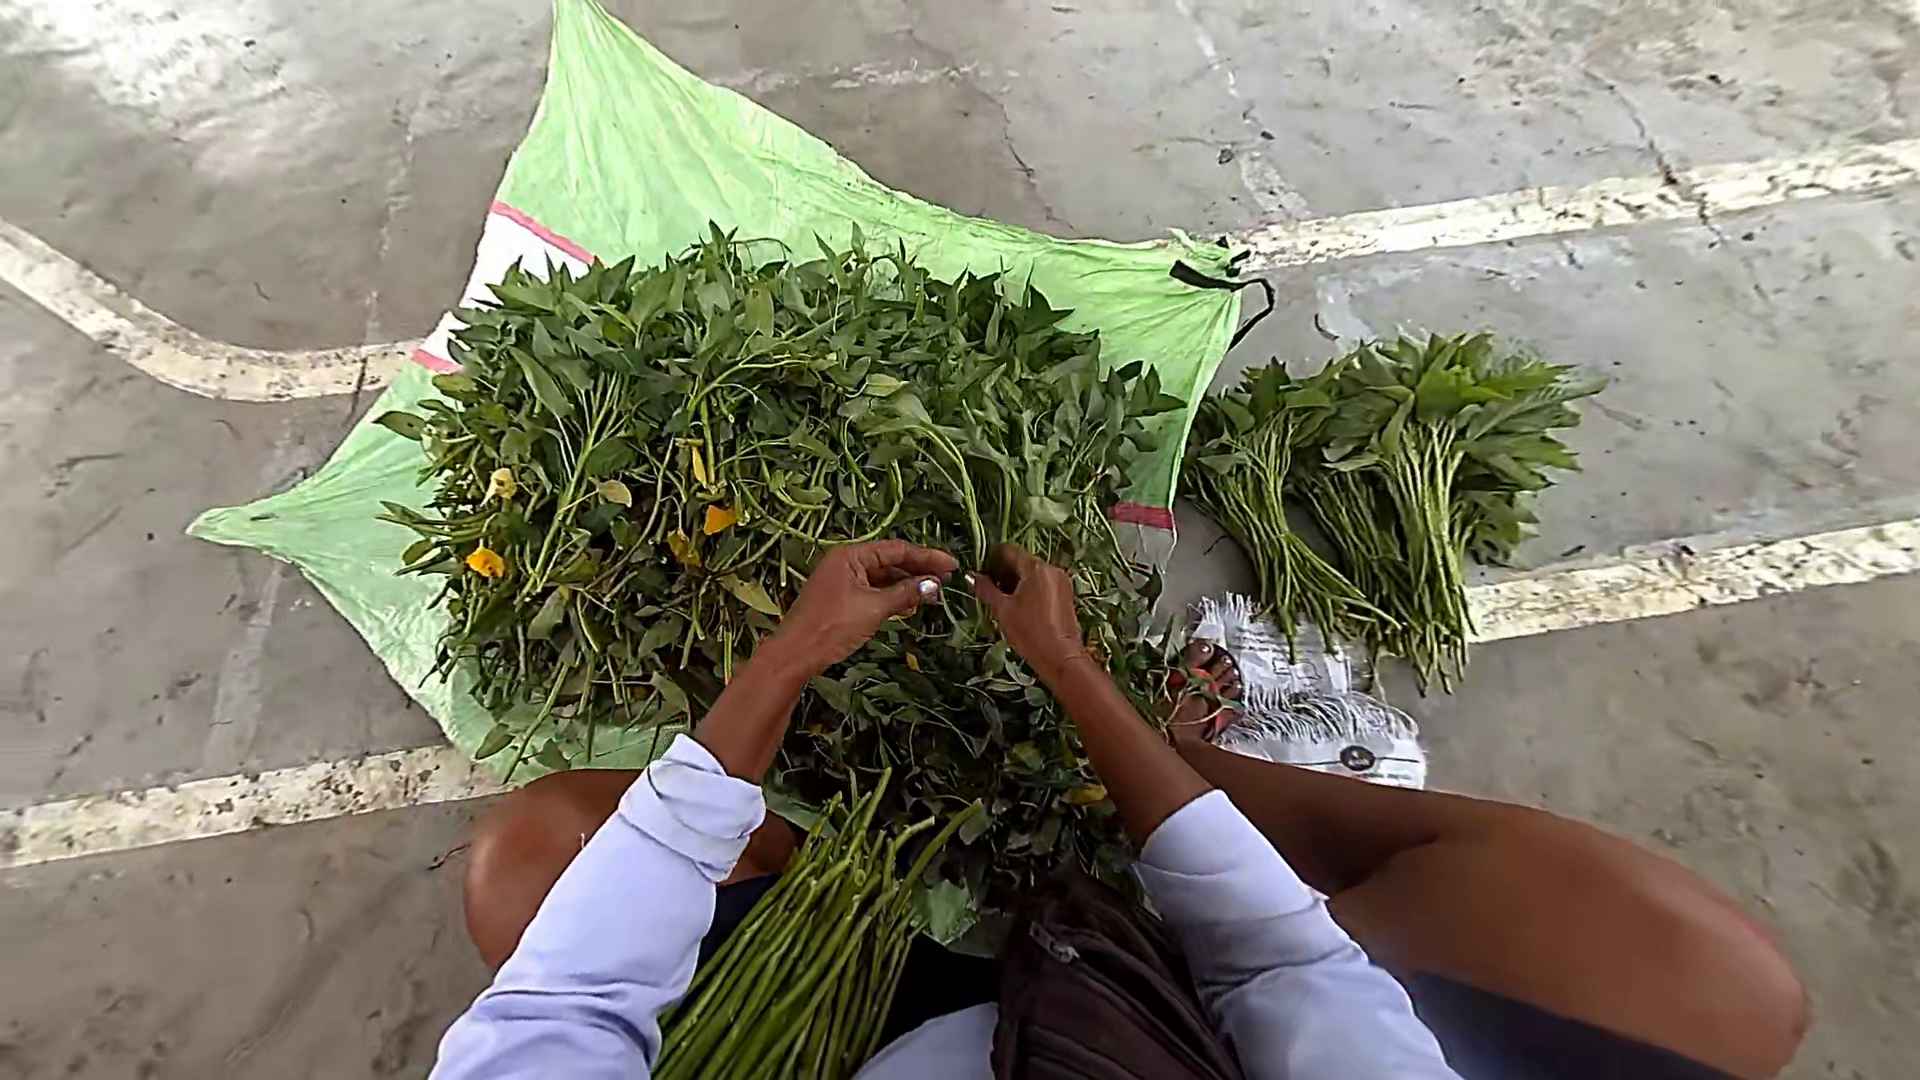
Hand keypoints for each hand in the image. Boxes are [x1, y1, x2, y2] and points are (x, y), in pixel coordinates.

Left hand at [762, 540, 957, 675]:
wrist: (795, 654)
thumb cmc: (832, 627)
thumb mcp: (874, 608)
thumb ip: (905, 593)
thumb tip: (933, 585)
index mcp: (851, 555)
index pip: (897, 549)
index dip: (927, 557)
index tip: (951, 565)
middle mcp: (847, 562)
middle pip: (890, 561)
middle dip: (918, 571)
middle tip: (947, 579)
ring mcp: (843, 580)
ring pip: (883, 577)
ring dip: (907, 585)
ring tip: (933, 595)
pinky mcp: (842, 598)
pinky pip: (873, 591)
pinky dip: (892, 597)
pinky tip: (909, 606)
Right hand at [972, 544, 1089, 684]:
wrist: (1060, 657)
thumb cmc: (1029, 631)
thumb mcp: (1003, 610)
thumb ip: (986, 589)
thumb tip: (971, 576)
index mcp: (1036, 568)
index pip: (1009, 551)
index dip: (991, 558)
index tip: (979, 569)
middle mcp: (1051, 569)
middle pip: (1022, 561)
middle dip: (1002, 570)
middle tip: (985, 585)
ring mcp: (1060, 582)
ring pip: (1032, 573)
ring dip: (1014, 580)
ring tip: (998, 596)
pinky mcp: (1065, 594)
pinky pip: (1042, 583)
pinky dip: (1028, 588)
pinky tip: (1016, 603)